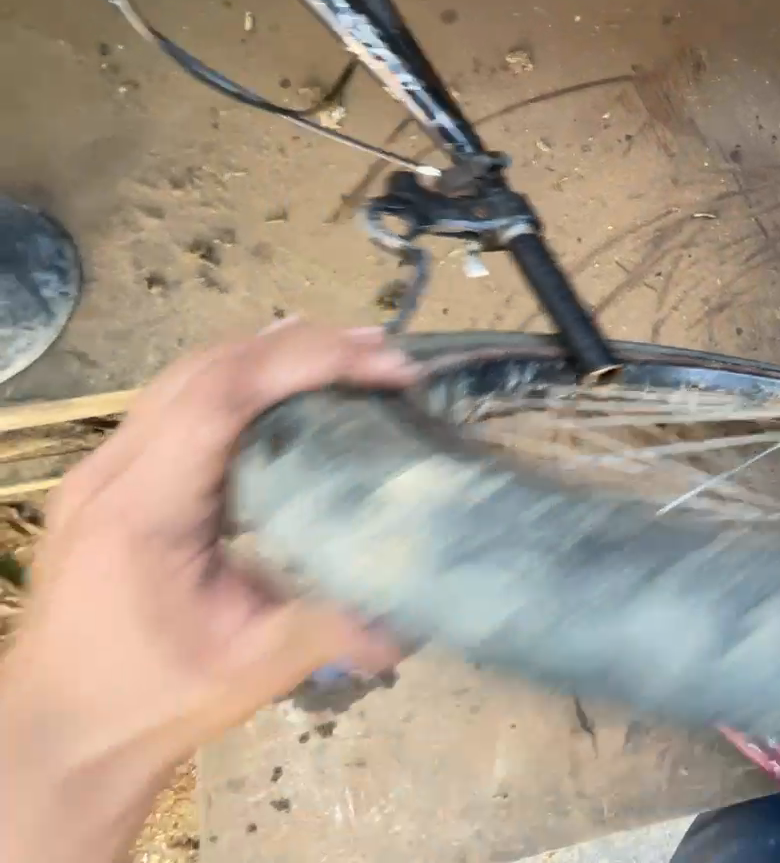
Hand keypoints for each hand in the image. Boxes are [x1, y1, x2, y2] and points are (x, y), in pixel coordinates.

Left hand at [0, 322, 417, 862]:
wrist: (53, 736)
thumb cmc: (152, 698)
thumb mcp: (256, 666)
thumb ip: (337, 622)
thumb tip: (421, 600)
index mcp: (143, 512)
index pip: (222, 400)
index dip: (308, 366)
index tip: (386, 368)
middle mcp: (113, 476)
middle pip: (206, 371)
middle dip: (304, 348)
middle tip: (387, 352)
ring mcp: (105, 472)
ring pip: (190, 374)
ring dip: (277, 351)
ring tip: (357, 348)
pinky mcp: (118, 477)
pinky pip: (183, 397)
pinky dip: (248, 371)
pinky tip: (290, 367)